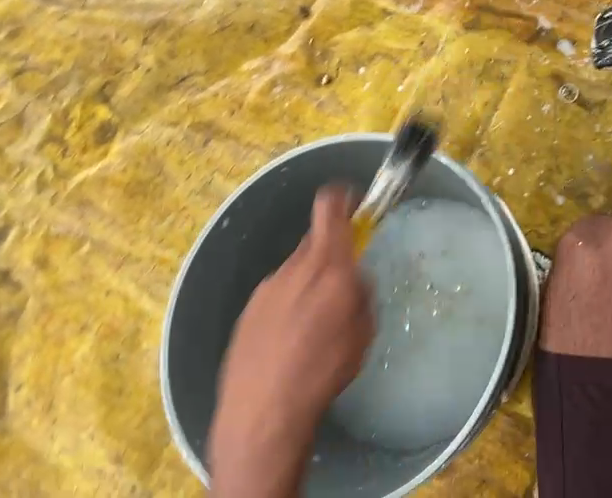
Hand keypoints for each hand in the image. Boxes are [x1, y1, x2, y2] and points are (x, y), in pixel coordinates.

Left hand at [208, 185, 373, 497]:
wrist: (261, 412)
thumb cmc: (324, 368)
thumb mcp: (364, 329)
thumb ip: (361, 292)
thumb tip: (355, 277)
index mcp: (328, 265)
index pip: (330, 207)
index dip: (343, 198)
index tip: (353, 203)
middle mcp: (295, 267)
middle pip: (315, 242)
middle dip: (330, 256)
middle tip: (340, 287)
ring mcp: (267, 288)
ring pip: (296, 272)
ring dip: (308, 286)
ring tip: (313, 327)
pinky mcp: (248, 312)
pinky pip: (277, 296)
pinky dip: (288, 309)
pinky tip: (289, 343)